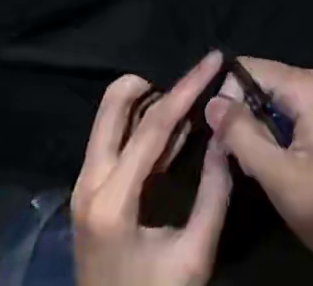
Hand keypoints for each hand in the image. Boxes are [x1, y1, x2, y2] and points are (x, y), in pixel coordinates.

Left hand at [74, 52, 231, 285]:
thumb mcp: (194, 253)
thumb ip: (215, 190)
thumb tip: (226, 133)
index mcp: (112, 200)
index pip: (152, 125)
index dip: (187, 87)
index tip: (214, 59)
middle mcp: (89, 183)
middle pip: (114, 106)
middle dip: (155, 81)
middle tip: (194, 78)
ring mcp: (85, 187)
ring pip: (112, 118)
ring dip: (150, 100)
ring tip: (193, 96)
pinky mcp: (92, 193)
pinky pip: (116, 140)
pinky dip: (145, 123)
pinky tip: (179, 126)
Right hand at [205, 58, 312, 285]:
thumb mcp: (281, 176)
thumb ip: (244, 136)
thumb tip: (211, 102)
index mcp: (303, 86)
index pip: (246, 68)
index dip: (221, 92)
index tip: (200, 123)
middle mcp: (310, 87)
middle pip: (255, 85)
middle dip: (232, 113)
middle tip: (212, 148)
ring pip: (265, 107)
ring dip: (246, 130)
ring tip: (228, 159)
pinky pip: (278, 123)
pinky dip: (262, 141)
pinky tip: (253, 167)